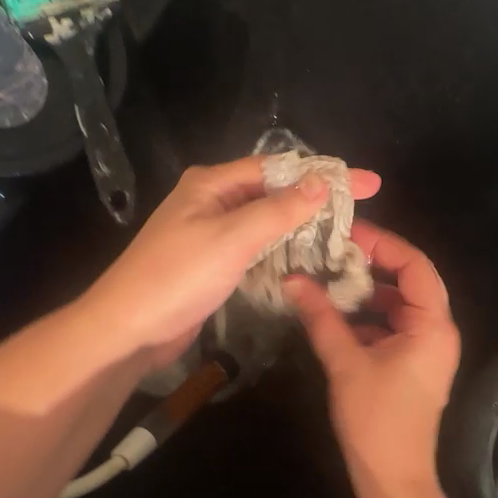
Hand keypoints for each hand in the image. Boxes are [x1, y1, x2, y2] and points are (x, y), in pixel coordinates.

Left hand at [81, 156, 382, 362]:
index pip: (279, 169)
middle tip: (361, 211)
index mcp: (212, 184)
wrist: (129, 328)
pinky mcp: (212, 263)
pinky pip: (256, 248)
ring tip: (344, 234)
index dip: (324, 174)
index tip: (368, 184)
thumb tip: (321, 183)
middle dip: (316, 200)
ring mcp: (210, 233)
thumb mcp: (232, 239)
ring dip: (301, 227)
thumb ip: (278, 211)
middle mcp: (212, 201)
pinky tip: (307, 260)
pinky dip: (282, 251)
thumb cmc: (177, 277)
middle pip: (274, 192)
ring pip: (266, 222)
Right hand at [288, 221, 460, 485]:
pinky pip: (394, 329)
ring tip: (328, 281)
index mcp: (434, 326)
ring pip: (399, 306)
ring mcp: (427, 351)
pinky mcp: (414, 367)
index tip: (346, 234)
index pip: (415, 265)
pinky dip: (368, 319)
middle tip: (333, 254)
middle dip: (372, 266)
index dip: (383, 244)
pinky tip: (335, 317)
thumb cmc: (376, 420)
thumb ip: (321, 317)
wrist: (393, 478)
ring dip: (367, 294)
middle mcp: (438, 332)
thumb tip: (294, 280)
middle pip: (410, 282)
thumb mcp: (345, 363)